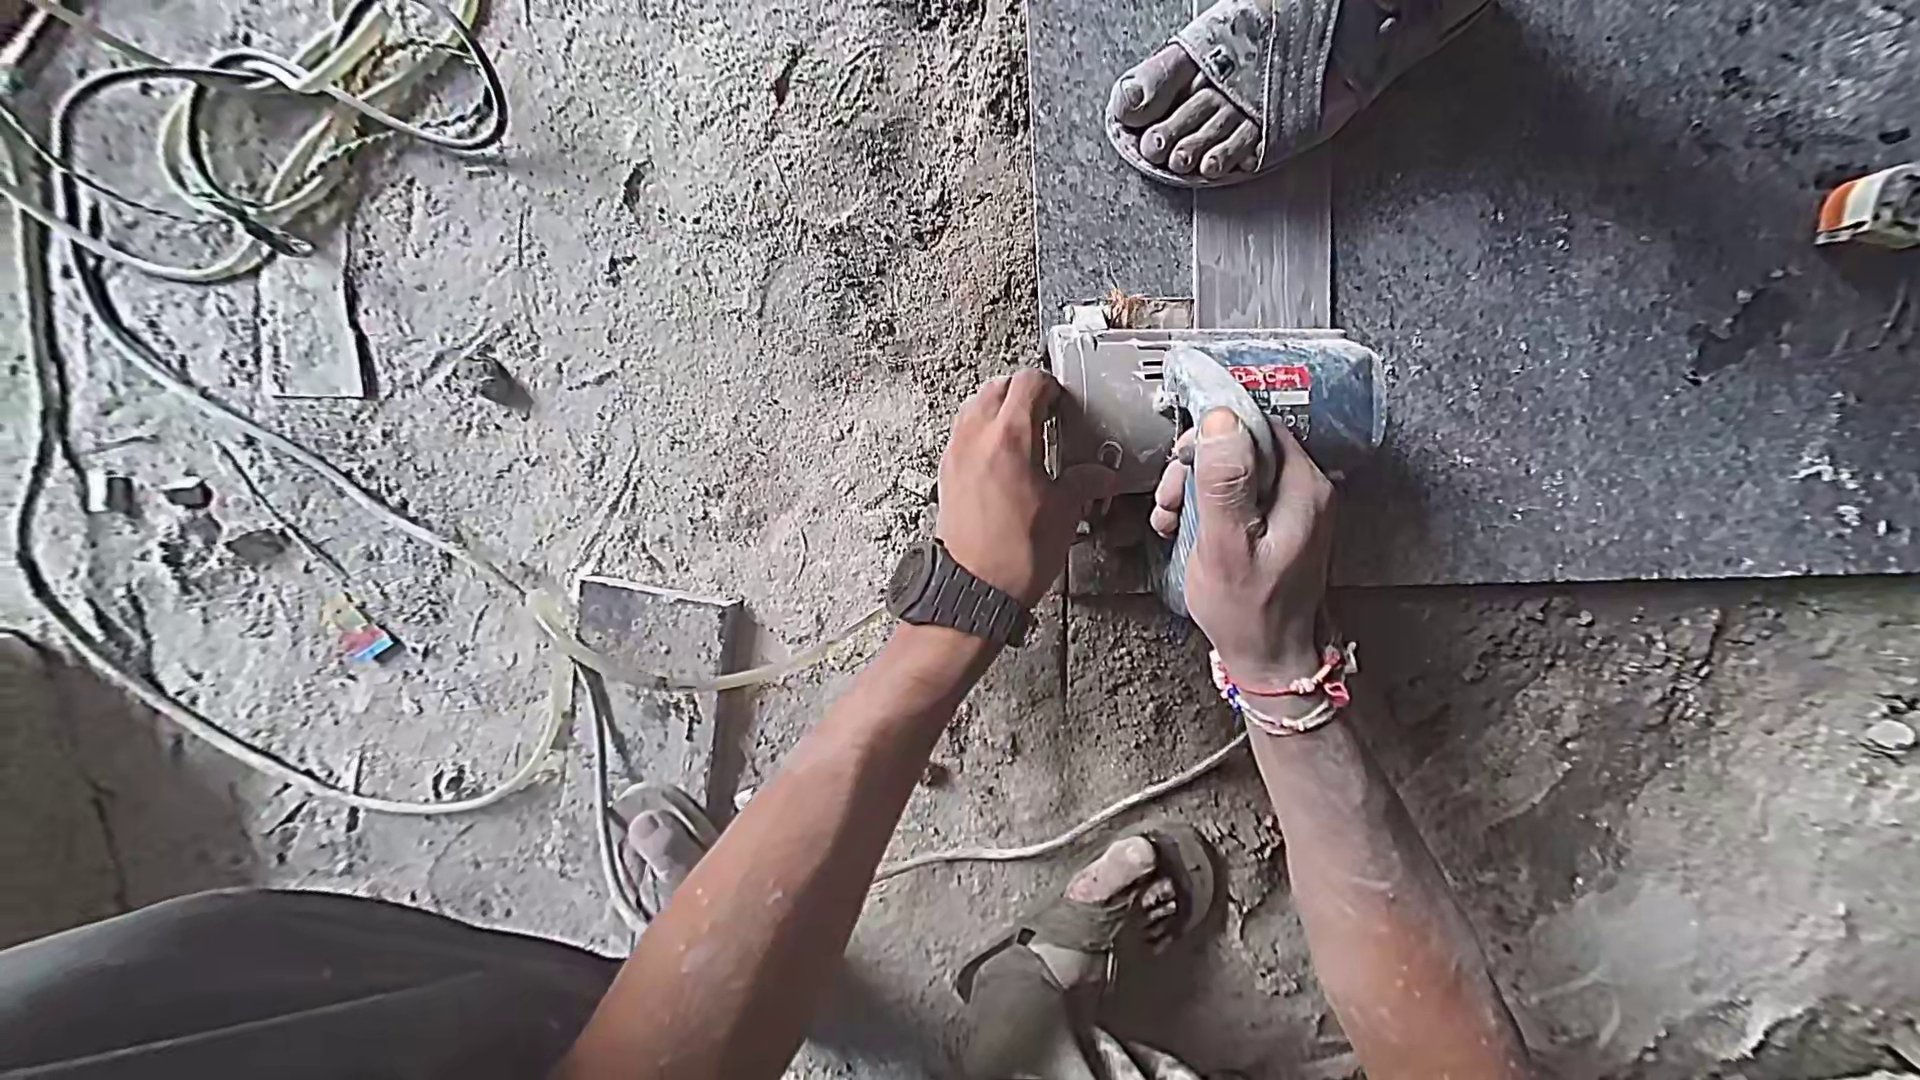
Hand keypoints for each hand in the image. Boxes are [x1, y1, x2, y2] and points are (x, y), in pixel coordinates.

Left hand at [937, 371, 1118, 606]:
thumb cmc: (1013, 555)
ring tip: (1024, 434)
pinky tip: (1003, 459)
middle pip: (998, 387)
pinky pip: (963, 433)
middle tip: (1046, 414)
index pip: (1028, 383)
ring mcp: (956, 454)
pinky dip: (982, 433)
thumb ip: (1085, 482)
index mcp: (1008, 438)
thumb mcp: (1065, 511)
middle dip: (1024, 394)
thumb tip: (1099, 475)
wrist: (976, 587)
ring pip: (975, 406)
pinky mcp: (946, 473)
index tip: (1062, 403)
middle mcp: (975, 438)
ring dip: (1000, 409)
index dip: (1051, 387)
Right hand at [1149, 409, 1334, 686]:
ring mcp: (1290, 506)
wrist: (1266, 653)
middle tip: (1171, 499)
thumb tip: (1220, 421)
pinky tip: (1183, 526)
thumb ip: (1224, 483)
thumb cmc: (1248, 610)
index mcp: (1302, 489)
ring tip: (1171, 518)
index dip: (1213, 435)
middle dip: (1196, 467)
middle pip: (1242, 447)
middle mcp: (1304, 490)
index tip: (1181, 460)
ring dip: (1192, 487)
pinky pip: (1235, 494)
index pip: (1258, 428)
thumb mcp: (1226, 545)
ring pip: (1233, 470)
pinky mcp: (1274, 521)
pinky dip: (1203, 504)